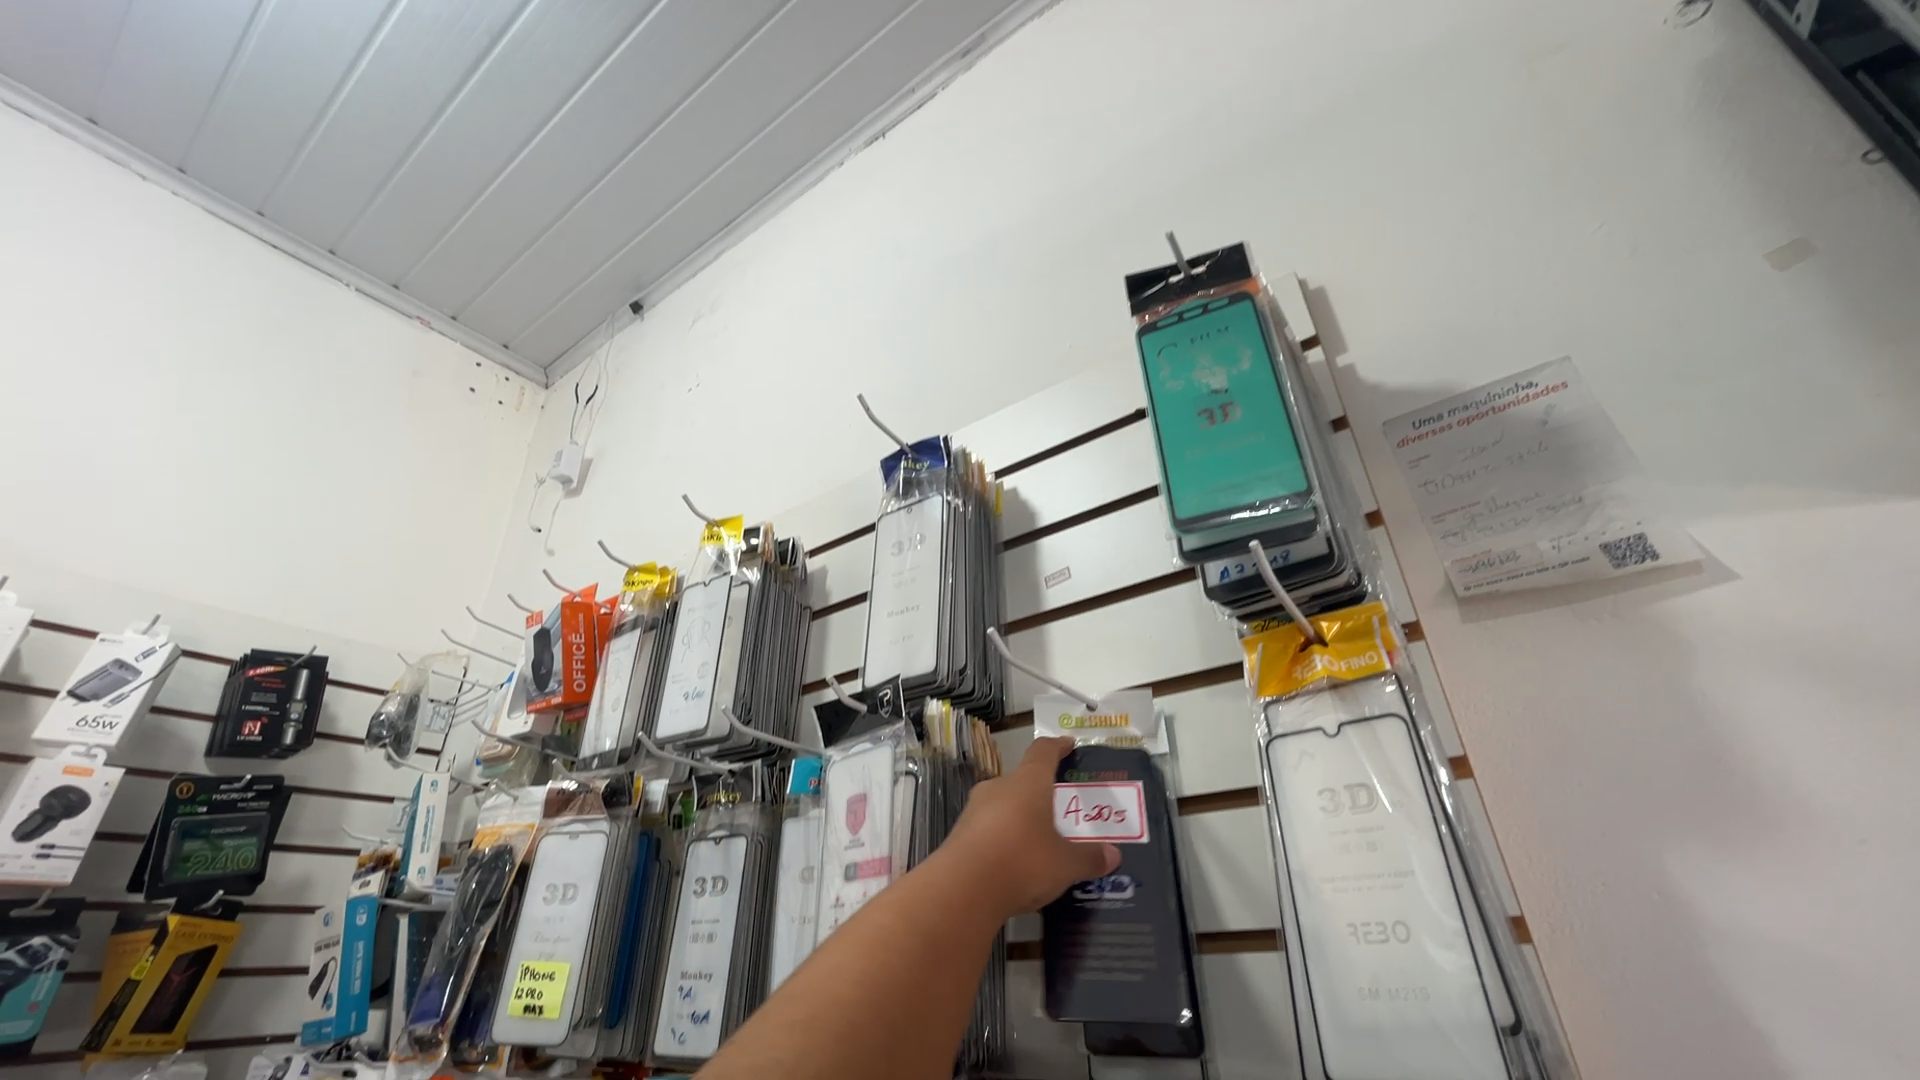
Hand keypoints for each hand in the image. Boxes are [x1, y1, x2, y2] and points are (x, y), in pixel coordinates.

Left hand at [941, 736, 1120, 917]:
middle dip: (1040, 793)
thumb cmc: (1023, 861)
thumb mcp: (1065, 864)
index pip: (1043, 751)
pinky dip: (1003, 839)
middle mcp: (998, 787)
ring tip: (1038, 841)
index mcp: (1027, 782)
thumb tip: (1114, 855)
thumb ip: (1089, 857)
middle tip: (1059, 810)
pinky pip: (989, 829)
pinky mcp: (960, 835)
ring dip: (1020, 818)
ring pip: (1003, 806)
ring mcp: (974, 810)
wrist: (963, 889)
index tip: (1068, 744)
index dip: (1057, 746)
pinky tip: (1014, 863)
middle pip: (1022, 781)